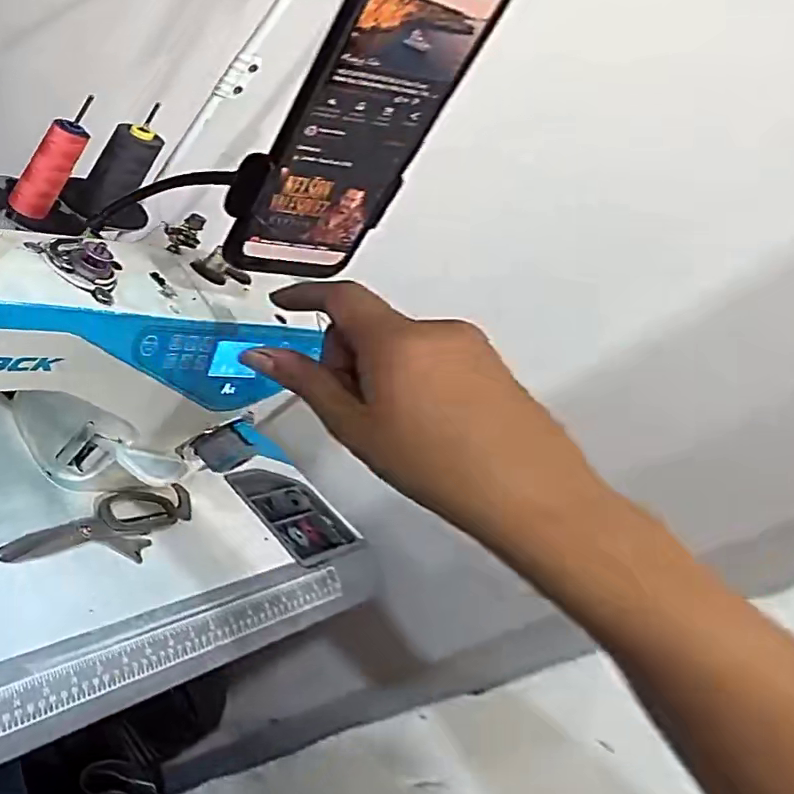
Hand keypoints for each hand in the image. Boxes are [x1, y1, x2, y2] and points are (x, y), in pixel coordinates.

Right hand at [240, 282, 619, 559]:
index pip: (341, 298)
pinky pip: (427, 355)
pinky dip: (405, 376)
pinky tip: (416, 422)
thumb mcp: (352, 424)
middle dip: (343, 356)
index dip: (304, 296)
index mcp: (397, 341)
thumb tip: (262, 354)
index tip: (282, 302)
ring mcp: (467, 346)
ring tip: (387, 423)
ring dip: (374, 370)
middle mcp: (435, 332)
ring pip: (395, 343)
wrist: (531, 498)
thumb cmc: (436, 464)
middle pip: (365, 325)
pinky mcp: (487, 363)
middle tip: (349, 406)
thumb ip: (304, 380)